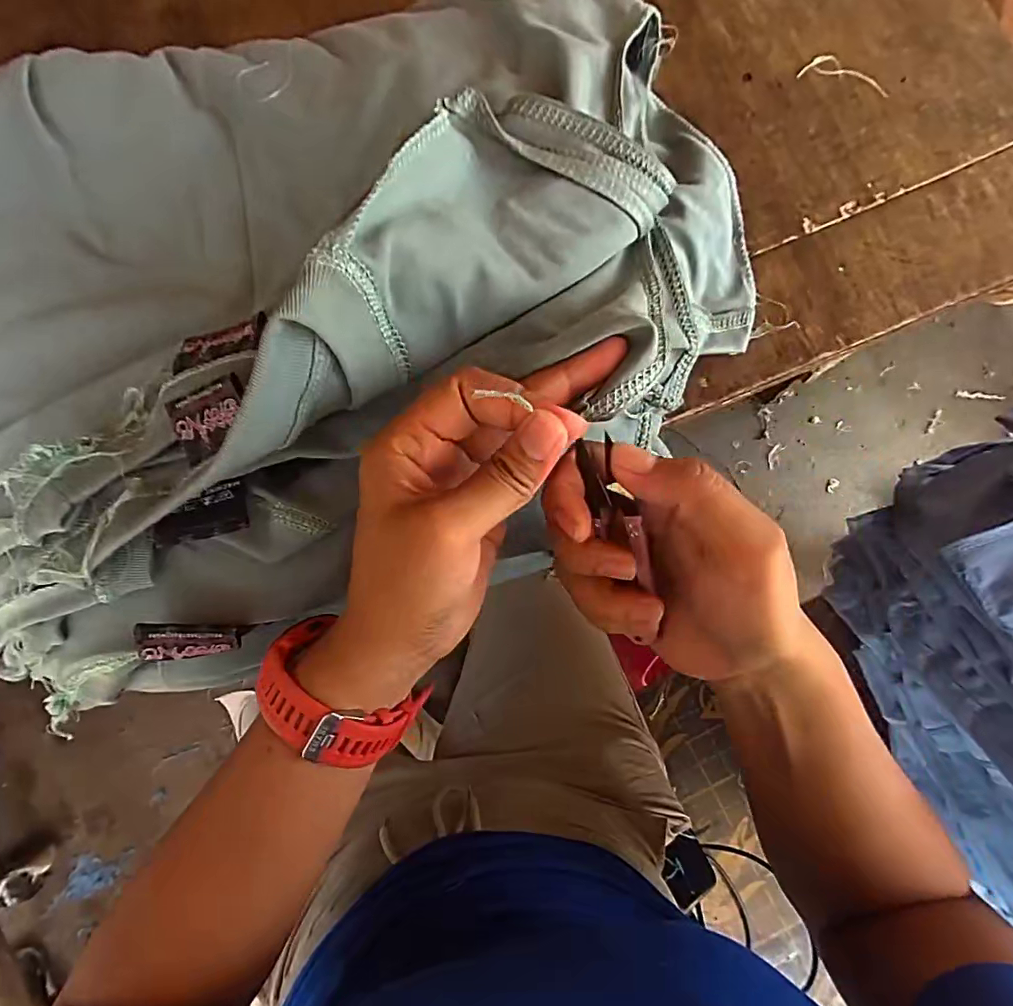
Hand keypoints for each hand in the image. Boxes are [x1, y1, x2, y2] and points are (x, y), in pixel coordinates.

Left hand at [294, 338, 629, 709]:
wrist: (402, 643)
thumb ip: (505, 477)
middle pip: (499, 407)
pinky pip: (525, 470)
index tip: (558, 423)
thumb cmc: (408, 587)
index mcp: (409, 444)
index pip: (466, 394)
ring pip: (518, 438)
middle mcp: (436, 449)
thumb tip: (558, 422)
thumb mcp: (451, 530)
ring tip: (601, 415)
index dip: (514, 400)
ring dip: (557, 437)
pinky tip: (581, 454)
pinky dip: (553, 467)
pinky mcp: (486, 500)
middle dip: (552, 389)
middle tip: (610, 355)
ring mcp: (464, 474)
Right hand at [542, 443, 809, 683]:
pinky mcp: (608, 594)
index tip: (579, 527)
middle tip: (623, 572)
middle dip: (584, 552)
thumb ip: (691, 489)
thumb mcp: (743, 538)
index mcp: (661, 490)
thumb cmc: (758, 596)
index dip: (568, 486)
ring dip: (604, 594)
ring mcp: (615, 557)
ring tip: (652, 611)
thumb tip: (622, 456)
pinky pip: (581, 597)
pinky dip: (612, 616)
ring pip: (569, 562)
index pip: (594, 464)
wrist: (752, 663)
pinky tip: (650, 623)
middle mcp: (630, 517)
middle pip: (565, 516)